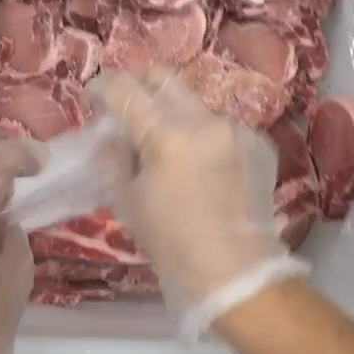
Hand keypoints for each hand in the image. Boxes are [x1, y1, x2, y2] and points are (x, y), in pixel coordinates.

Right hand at [89, 67, 305, 338]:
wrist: (235, 274)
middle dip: (141, 89)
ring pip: (194, 104)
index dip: (103, 86)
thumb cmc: (171, 244)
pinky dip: (205, 139)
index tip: (94, 95)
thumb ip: (115, 159)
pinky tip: (203, 169)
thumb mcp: (127, 202)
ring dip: (175, 116)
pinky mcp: (258, 144)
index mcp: (167, 136)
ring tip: (169, 149)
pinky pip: (222, 127)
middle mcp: (205, 122)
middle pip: (164, 78)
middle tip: (130, 113)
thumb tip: (114, 137)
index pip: (126, 89)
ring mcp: (236, 130)